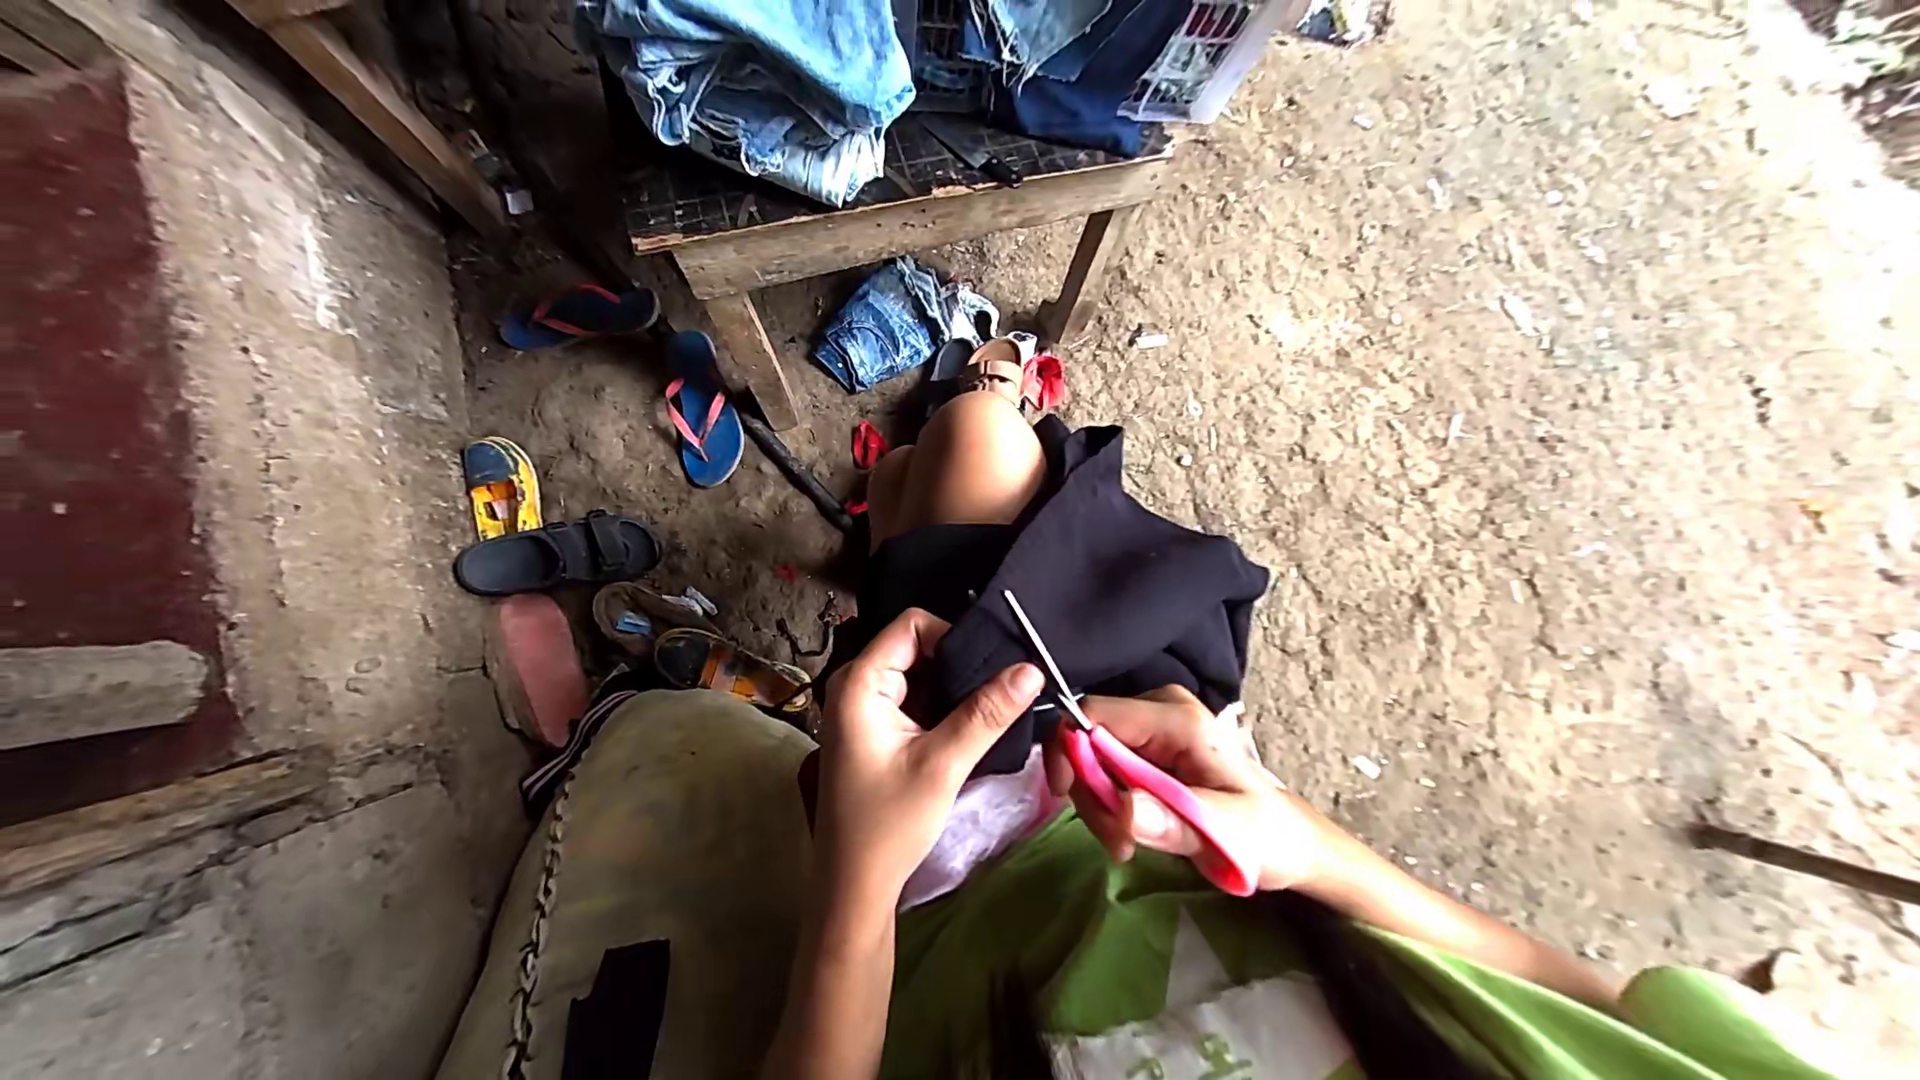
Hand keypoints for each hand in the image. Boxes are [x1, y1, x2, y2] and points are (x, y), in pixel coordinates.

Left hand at [815, 608, 1044, 905]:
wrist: (854, 886)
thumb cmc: (889, 825)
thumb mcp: (943, 764)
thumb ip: (987, 713)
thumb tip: (1031, 668)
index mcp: (859, 682)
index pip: (912, 625)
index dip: (953, 636)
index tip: (987, 668)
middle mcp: (856, 684)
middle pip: (917, 645)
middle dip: (958, 663)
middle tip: (998, 690)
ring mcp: (864, 706)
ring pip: (920, 672)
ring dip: (954, 687)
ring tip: (988, 708)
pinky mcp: (875, 726)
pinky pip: (915, 696)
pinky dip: (943, 704)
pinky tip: (968, 724)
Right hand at [1043, 685, 1325, 891]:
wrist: (1287, 837)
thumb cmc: (1267, 835)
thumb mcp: (1231, 837)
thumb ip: (1176, 823)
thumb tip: (1123, 808)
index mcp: (1178, 720)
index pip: (1094, 712)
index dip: (1069, 750)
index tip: (1069, 799)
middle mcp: (1159, 707)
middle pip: (1086, 732)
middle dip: (1088, 788)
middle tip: (1117, 840)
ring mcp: (1151, 722)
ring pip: (1089, 749)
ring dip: (1096, 800)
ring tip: (1126, 842)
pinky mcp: (1146, 740)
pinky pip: (1102, 760)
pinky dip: (1105, 797)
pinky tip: (1128, 827)